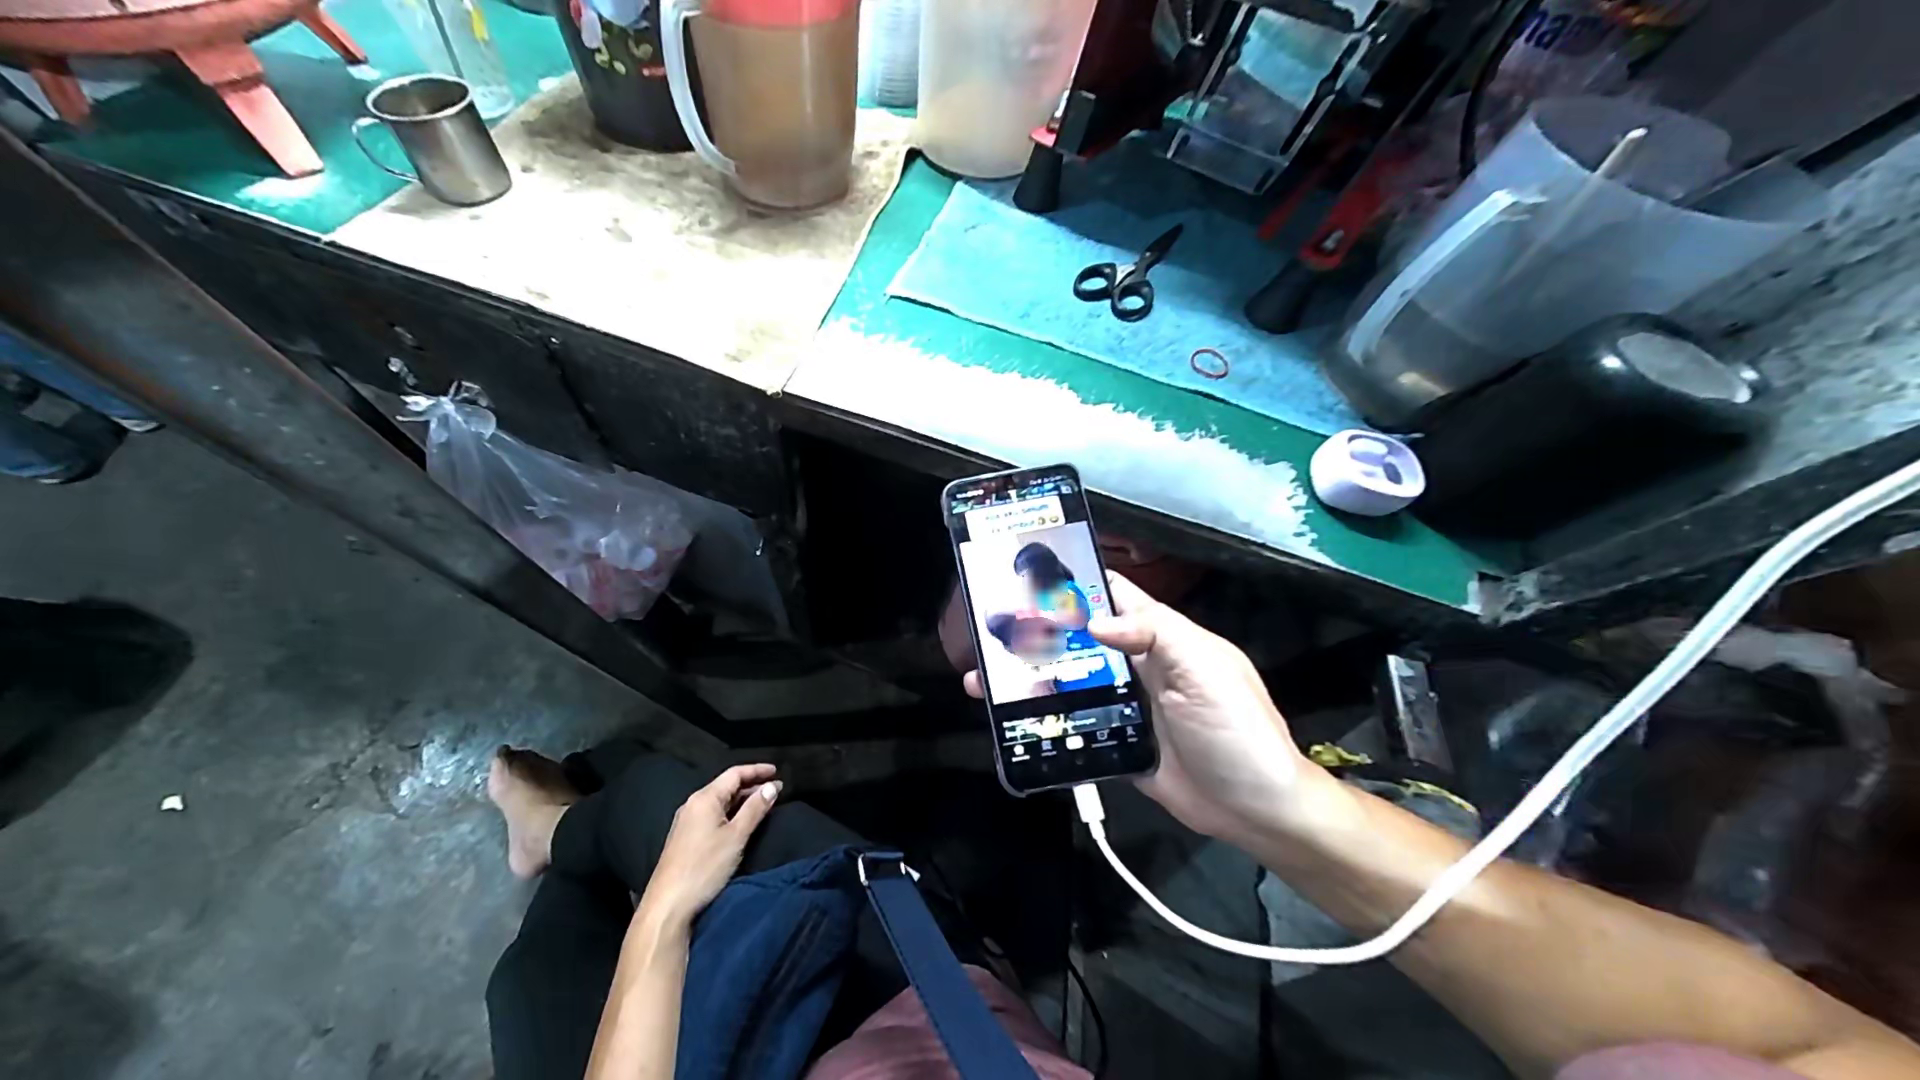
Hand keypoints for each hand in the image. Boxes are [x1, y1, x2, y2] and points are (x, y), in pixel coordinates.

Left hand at [637, 764, 780, 928]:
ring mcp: (686, 821)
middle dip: (752, 785)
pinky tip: (740, 822)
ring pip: (719, 801)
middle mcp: (693, 804)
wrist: (667, 906)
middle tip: (775, 790)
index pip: (735, 773)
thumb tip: (773, 786)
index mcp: (704, 798)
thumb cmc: (705, 867)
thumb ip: (755, 808)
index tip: (778, 771)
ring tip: (763, 804)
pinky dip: (730, 812)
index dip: (757, 770)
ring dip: (741, 799)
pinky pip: (712, 814)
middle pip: (726, 785)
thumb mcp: (736, 836)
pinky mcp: (684, 837)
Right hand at [964, 574, 1328, 842]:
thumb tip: (1094, 621)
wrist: (1253, 809)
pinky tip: (1010, 717)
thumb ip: (1156, 633)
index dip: (1076, 580)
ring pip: (1070, 680)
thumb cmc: (1236, 729)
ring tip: (985, 678)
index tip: (1029, 573)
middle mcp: (1138, 664)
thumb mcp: (1204, 669)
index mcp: (1161, 636)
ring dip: (1031, 677)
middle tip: (991, 631)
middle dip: (1039, 632)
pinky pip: (1073, 721)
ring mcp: (1125, 704)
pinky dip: (1044, 717)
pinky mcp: (1115, 739)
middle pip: (1080, 638)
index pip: (1113, 594)